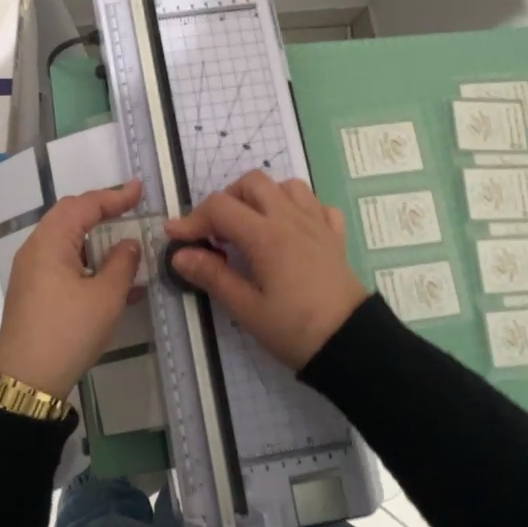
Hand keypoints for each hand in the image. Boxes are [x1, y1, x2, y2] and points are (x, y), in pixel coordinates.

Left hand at [0, 180, 143, 394]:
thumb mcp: (105, 297)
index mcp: (50, 242)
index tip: (140, 190)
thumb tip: (128, 244)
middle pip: (70, 217)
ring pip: (67, 242)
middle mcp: (36, 249)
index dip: (114, 196)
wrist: (27, 380)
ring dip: (97, 240)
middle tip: (130, 208)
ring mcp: (31, 271)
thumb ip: (122, 263)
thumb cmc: (68, 332)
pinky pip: (64, 264)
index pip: (84, 205)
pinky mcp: (33, 292)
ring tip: (127, 245)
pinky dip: (88, 263)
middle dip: (101, 211)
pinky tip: (115, 281)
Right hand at [166, 171, 368, 369]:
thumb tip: (181, 255)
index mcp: (266, 236)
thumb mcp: (246, 309)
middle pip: (252, 182)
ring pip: (287, 186)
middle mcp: (291, 219)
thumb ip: (213, 276)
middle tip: (217, 233)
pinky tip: (289, 232)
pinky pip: (316, 204)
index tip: (176, 238)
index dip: (192, 219)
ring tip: (252, 227)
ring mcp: (317, 224)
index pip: (220, 207)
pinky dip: (297, 208)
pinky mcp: (334, 236)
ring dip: (263, 198)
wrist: (351, 344)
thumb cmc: (294, 329)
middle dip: (227, 200)